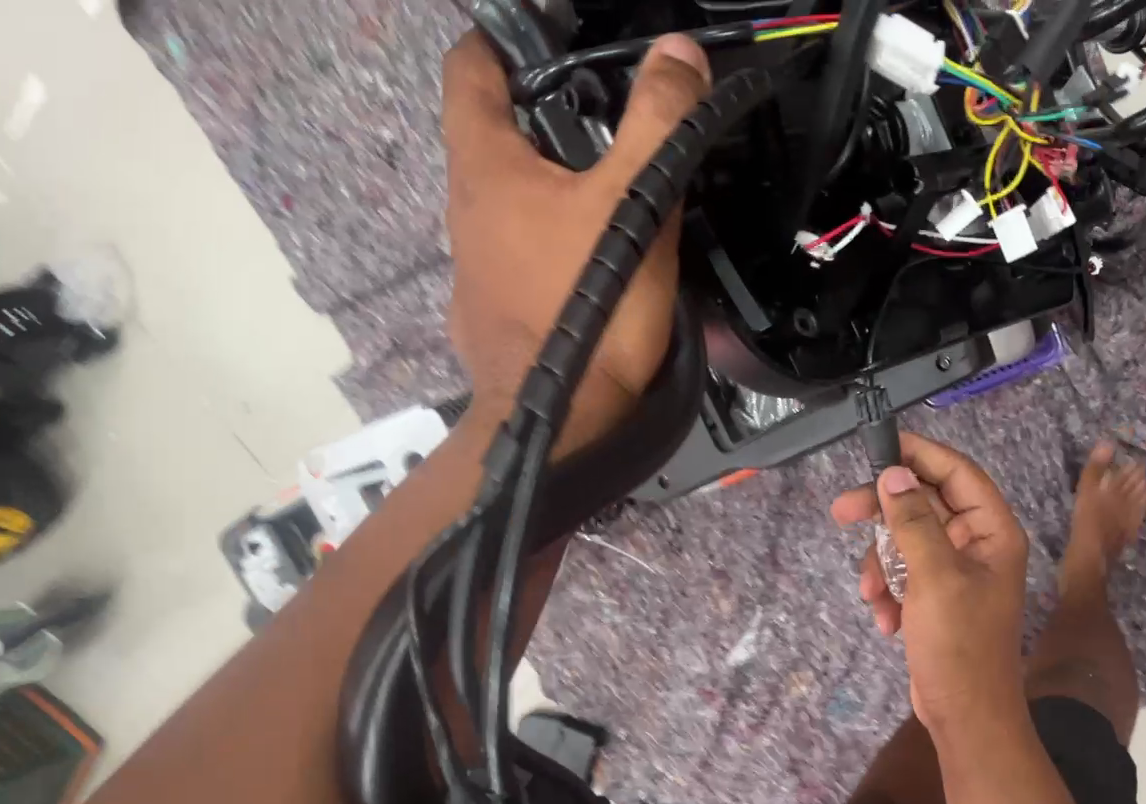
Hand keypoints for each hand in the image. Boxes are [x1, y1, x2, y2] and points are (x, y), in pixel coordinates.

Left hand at [441, 32, 710, 444]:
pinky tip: (597, 268)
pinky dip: (553, 244)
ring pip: (513, 203)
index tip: (549, 47)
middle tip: (613, 129)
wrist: (559, 418)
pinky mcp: (495, 310)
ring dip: (554, 189)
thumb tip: (678, 51)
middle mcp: (467, 206)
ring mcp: (475, 264)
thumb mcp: (634, 204)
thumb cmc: (588, 303)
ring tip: (618, 202)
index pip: (470, 69)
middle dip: (546, 123)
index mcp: (486, 165)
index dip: (503, 44)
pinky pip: (523, 255)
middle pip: (495, 138)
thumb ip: (658, 124)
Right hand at [831, 435, 1030, 733]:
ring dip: (882, 565)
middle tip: (842, 512)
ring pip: (906, 541)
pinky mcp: (936, 596)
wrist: (965, 714)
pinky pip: (904, 574)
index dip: (919, 455)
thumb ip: (912, 521)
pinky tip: (885, 620)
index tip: (878, 448)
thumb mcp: (934, 576)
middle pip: (924, 504)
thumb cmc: (959, 643)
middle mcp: (977, 544)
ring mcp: (955, 571)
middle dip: (883, 516)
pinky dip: (889, 592)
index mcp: (992, 531)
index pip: (958, 473)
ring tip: (873, 596)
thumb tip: (893, 473)